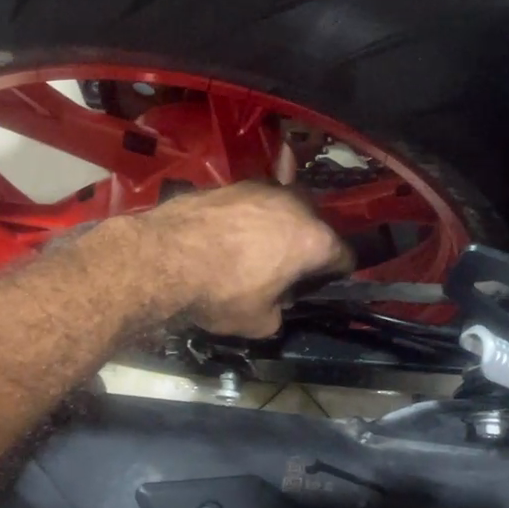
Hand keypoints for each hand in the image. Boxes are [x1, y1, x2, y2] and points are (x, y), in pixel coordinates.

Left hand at [131, 183, 352, 337]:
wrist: (165, 258)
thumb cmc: (222, 293)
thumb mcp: (259, 323)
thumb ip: (279, 313)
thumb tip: (277, 304)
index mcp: (314, 241)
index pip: (343, 256)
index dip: (336, 274)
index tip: (324, 284)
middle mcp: (295, 206)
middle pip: (314, 226)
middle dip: (306, 246)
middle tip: (288, 269)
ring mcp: (261, 189)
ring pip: (281, 210)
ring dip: (276, 228)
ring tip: (257, 252)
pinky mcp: (229, 184)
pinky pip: (250, 205)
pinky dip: (246, 220)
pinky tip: (228, 239)